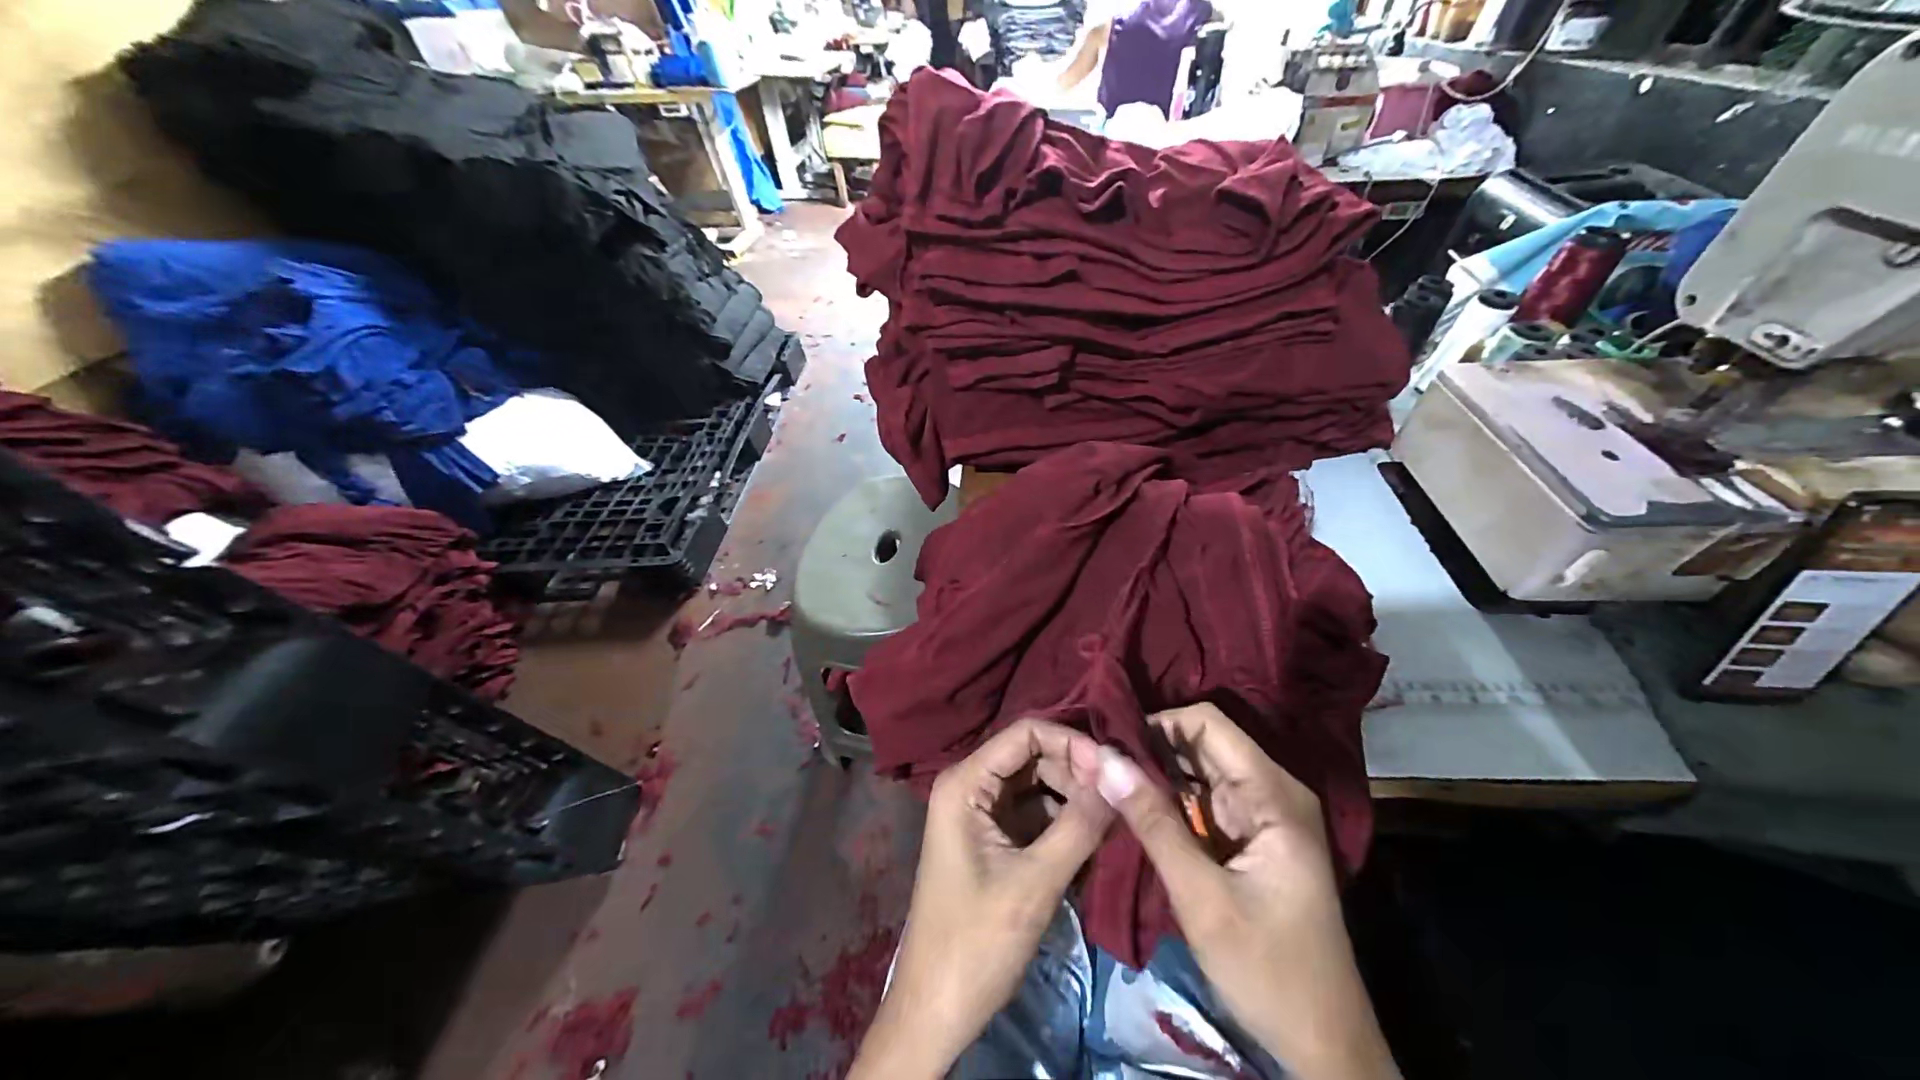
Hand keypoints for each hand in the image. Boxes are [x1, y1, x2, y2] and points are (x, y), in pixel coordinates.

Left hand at [850, 718, 1114, 1079]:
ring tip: (1116, 817)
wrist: (938, 1008)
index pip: (1026, 732)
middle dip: (1078, 770)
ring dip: (1076, 796)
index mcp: (965, 783)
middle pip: (1033, 755)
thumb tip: (1121, 774)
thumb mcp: (1035, 882)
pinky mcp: (995, 840)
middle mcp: (971, 786)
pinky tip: (1097, 835)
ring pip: (1039, 784)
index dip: (1072, 742)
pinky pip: (1037, 813)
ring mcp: (982, 813)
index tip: (1115, 769)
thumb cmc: (977, 941)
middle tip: (1123, 796)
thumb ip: (1079, 824)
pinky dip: (1065, 820)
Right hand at [1097, 704, 1400, 1079]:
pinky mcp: (1250, 837)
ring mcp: (1262, 815)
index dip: (1157, 724)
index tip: (1110, 746)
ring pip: (1198, 770)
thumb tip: (1105, 759)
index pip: (1208, 723)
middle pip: (1202, 742)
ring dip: (1155, 773)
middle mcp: (1271, 792)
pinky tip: (1132, 807)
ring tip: (1105, 781)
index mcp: (1273, 795)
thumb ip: (1153, 822)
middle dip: (1150, 748)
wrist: (1321, 1044)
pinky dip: (1169, 800)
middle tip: (1098, 765)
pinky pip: (1202, 799)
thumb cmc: (1268, 970)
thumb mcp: (1201, 897)